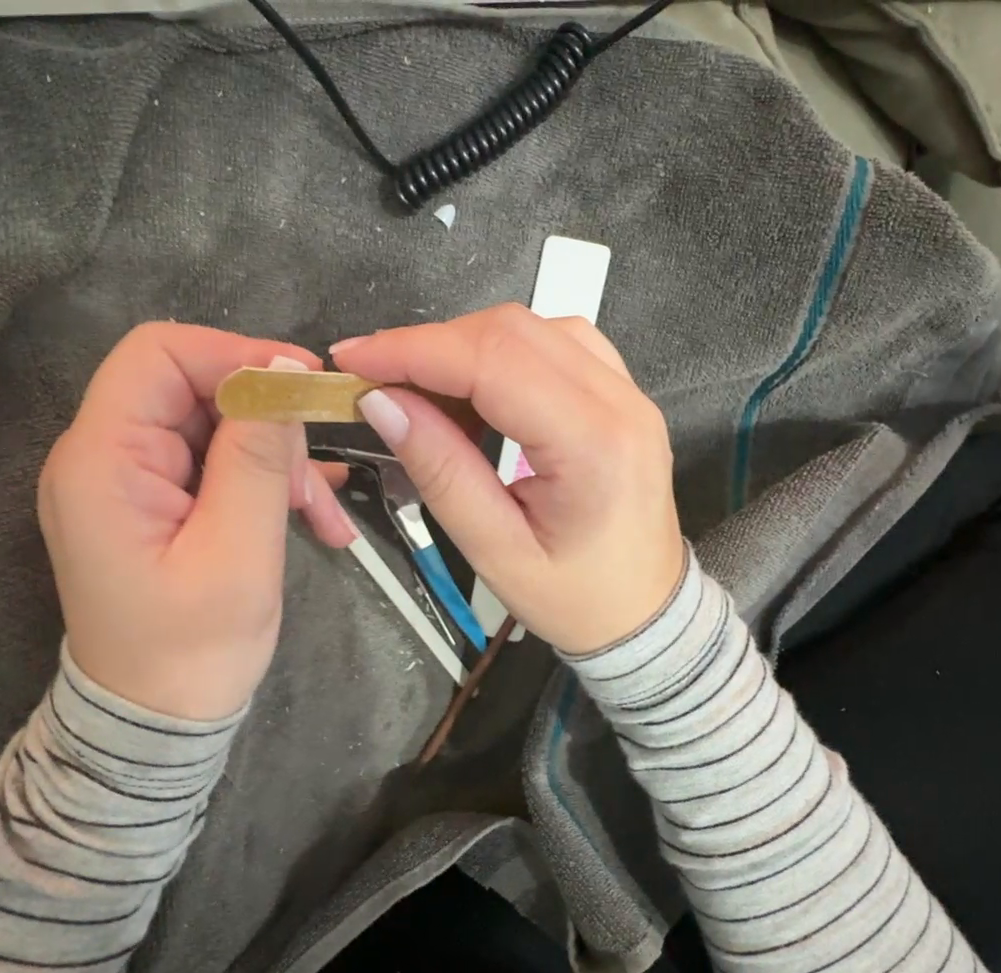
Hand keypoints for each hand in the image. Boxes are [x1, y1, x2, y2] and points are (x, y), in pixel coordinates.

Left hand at [38, 323, 355, 719]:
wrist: (154, 726)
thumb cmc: (192, 651)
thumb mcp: (238, 554)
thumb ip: (257, 457)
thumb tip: (283, 369)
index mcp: (102, 461)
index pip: (159, 354)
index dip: (236, 354)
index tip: (304, 385)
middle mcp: (102, 457)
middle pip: (191, 386)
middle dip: (266, 419)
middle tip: (317, 477)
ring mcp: (128, 481)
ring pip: (214, 425)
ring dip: (276, 457)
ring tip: (321, 513)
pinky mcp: (154, 503)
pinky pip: (214, 463)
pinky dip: (264, 480)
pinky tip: (313, 514)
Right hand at [330, 304, 684, 654]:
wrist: (647, 616)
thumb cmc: (577, 600)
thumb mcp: (497, 552)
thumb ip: (441, 471)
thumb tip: (382, 403)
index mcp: (593, 444)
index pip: (494, 361)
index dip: (414, 350)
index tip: (354, 360)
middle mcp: (620, 402)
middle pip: (513, 329)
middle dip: (431, 344)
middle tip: (377, 379)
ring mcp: (629, 393)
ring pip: (533, 327)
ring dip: (465, 347)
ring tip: (422, 393)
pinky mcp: (623, 395)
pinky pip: (556, 344)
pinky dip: (503, 355)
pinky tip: (475, 391)